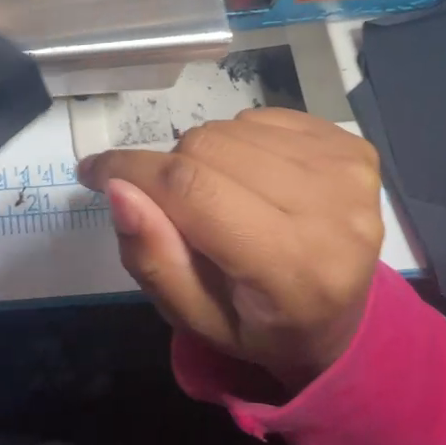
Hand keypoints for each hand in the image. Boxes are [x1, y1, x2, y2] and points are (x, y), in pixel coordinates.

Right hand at [79, 109, 383, 391]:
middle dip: (171, 171)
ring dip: (206, 156)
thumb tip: (116, 188)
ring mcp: (348, 174)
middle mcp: (332, 213)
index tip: (92, 170)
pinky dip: (239, 141)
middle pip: (205, 150)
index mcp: (293, 268)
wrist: (343, 322)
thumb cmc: (260, 327)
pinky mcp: (353, 148)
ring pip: (228, 127)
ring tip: (221, 197)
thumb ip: (153, 258)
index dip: (131, 170)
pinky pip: (258, 118)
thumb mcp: (195, 317)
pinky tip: (253, 179)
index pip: (192, 190)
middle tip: (178, 208)